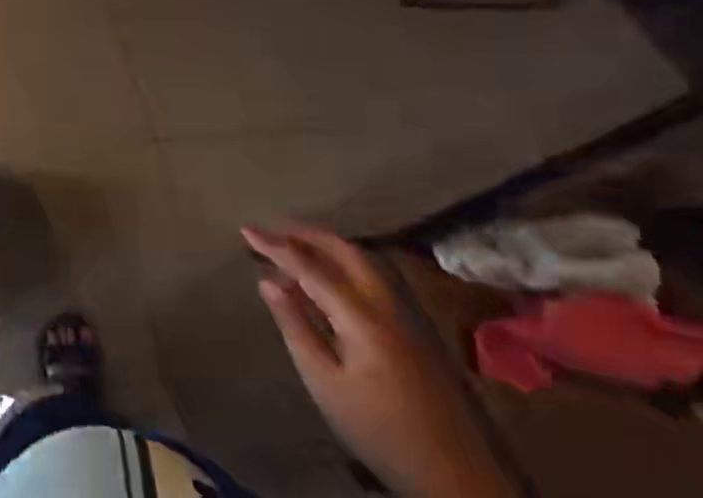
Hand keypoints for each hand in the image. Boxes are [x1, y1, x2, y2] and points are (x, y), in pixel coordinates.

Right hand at [243, 223, 515, 497]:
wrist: (456, 471)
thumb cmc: (379, 431)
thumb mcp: (325, 384)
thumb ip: (296, 326)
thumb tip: (268, 282)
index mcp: (362, 315)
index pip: (310, 266)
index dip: (275, 245)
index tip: (246, 231)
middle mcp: (387, 300)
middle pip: (342, 249)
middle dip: (303, 234)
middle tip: (270, 232)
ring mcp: (407, 308)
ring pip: (362, 257)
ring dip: (326, 244)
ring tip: (294, 246)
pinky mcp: (417, 321)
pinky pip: (375, 271)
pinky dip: (345, 259)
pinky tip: (331, 274)